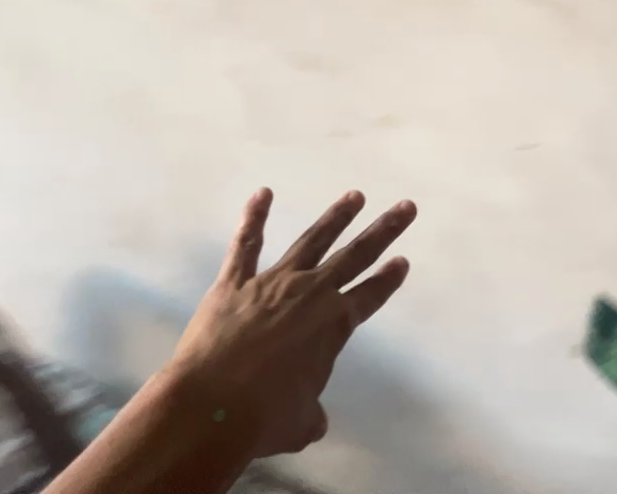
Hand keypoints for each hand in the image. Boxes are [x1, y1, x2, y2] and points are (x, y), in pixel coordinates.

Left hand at [165, 188, 415, 456]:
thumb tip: (315, 421)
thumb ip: (311, 412)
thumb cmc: (262, 418)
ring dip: (336, 217)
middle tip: (406, 207)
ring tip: (354, 196)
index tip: (403, 261)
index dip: (389, 279)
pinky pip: (246, 246)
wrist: (210, 407)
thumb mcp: (299, 423)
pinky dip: (253, 218)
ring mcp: (274, 283)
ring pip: (312, 241)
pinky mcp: (236, 283)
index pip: (371, 296)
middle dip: (384, 230)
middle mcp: (312, 293)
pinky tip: (262, 193)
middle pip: (356, 255)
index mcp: (334, 323)